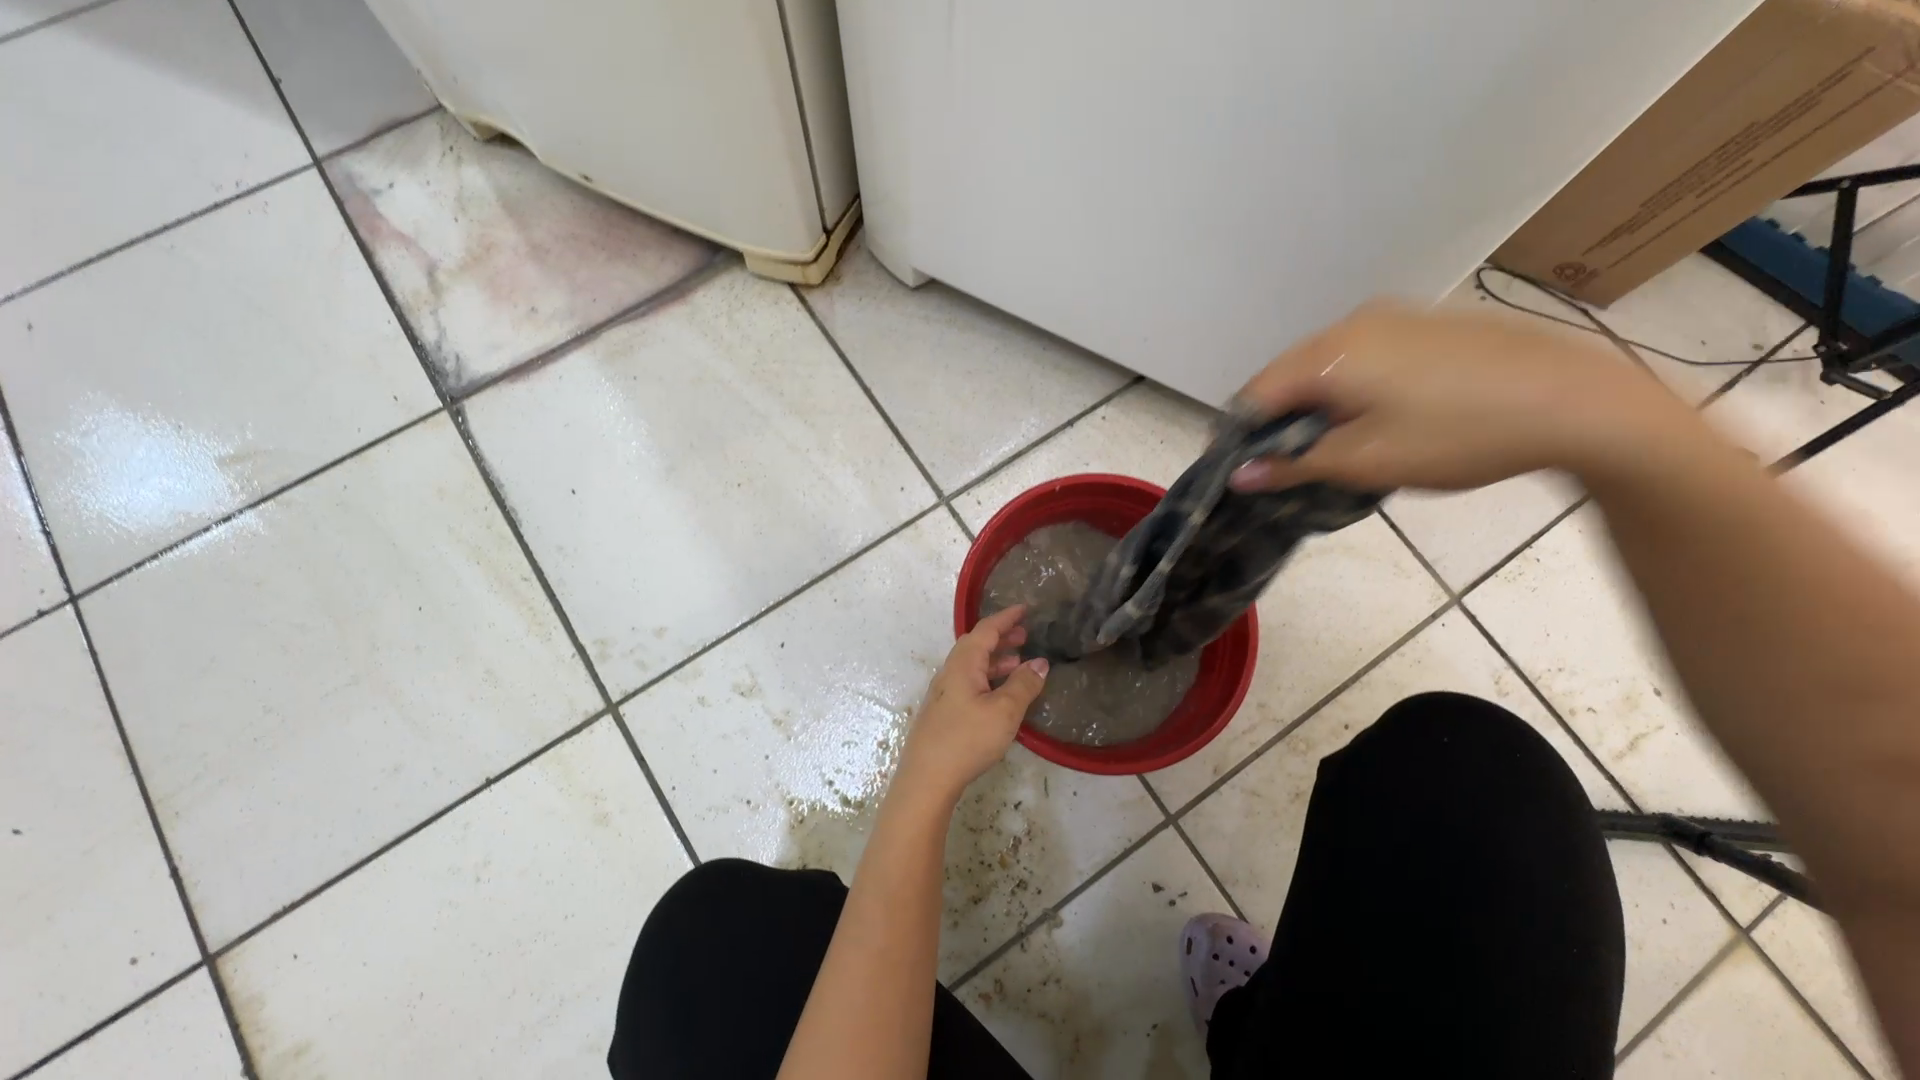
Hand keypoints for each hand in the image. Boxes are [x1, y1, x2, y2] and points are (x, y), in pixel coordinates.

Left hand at [895, 606, 1049, 807]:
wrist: (927, 778)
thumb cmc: (967, 739)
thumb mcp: (1004, 711)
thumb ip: (1023, 685)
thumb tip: (1040, 663)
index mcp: (963, 664)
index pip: (985, 630)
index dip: (1005, 618)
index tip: (1025, 609)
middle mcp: (950, 673)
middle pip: (976, 645)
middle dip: (1001, 638)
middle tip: (1025, 635)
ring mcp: (944, 694)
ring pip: (972, 666)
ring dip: (995, 660)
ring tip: (1018, 664)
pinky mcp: (943, 713)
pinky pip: (969, 682)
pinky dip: (988, 678)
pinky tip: (1000, 694)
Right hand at [1227, 302, 1692, 492]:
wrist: (1578, 401)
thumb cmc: (1459, 435)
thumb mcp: (1367, 461)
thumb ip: (1293, 466)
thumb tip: (1237, 476)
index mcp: (1329, 352)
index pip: (1255, 393)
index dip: (1241, 438)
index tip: (1247, 476)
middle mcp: (1352, 322)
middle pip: (1289, 375)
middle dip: (1281, 422)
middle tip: (1296, 469)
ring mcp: (1393, 317)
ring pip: (1328, 366)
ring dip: (1318, 407)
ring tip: (1342, 449)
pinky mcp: (1427, 323)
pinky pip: (1364, 357)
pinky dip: (1353, 389)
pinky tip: (1384, 418)